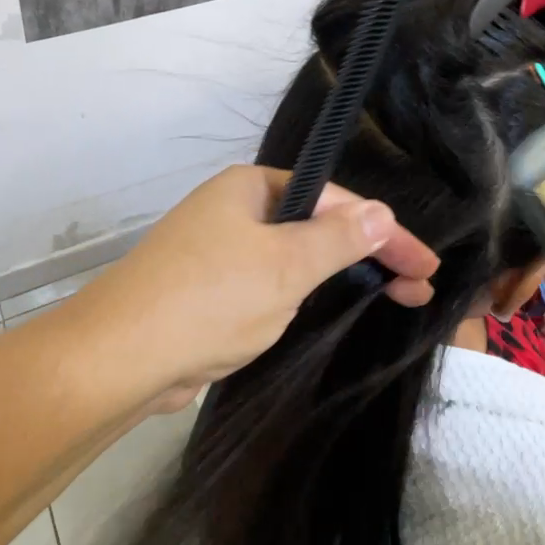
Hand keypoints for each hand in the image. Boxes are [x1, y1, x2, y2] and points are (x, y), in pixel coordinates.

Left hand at [69, 165, 439, 407]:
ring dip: (334, 274)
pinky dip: (298, 297)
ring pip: (290, 257)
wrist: (120, 357)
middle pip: (314, 225)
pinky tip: (319, 313)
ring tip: (385, 298)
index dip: (383, 231)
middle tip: (416, 288)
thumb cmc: (209, 299)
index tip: (424, 267)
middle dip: (365, 254)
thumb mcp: (284, 267)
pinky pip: (266, 285)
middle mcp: (233, 210)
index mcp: (250, 188)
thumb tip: (381, 211)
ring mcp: (218, 251)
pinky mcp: (208, 291)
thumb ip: (337, 239)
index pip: (333, 199)